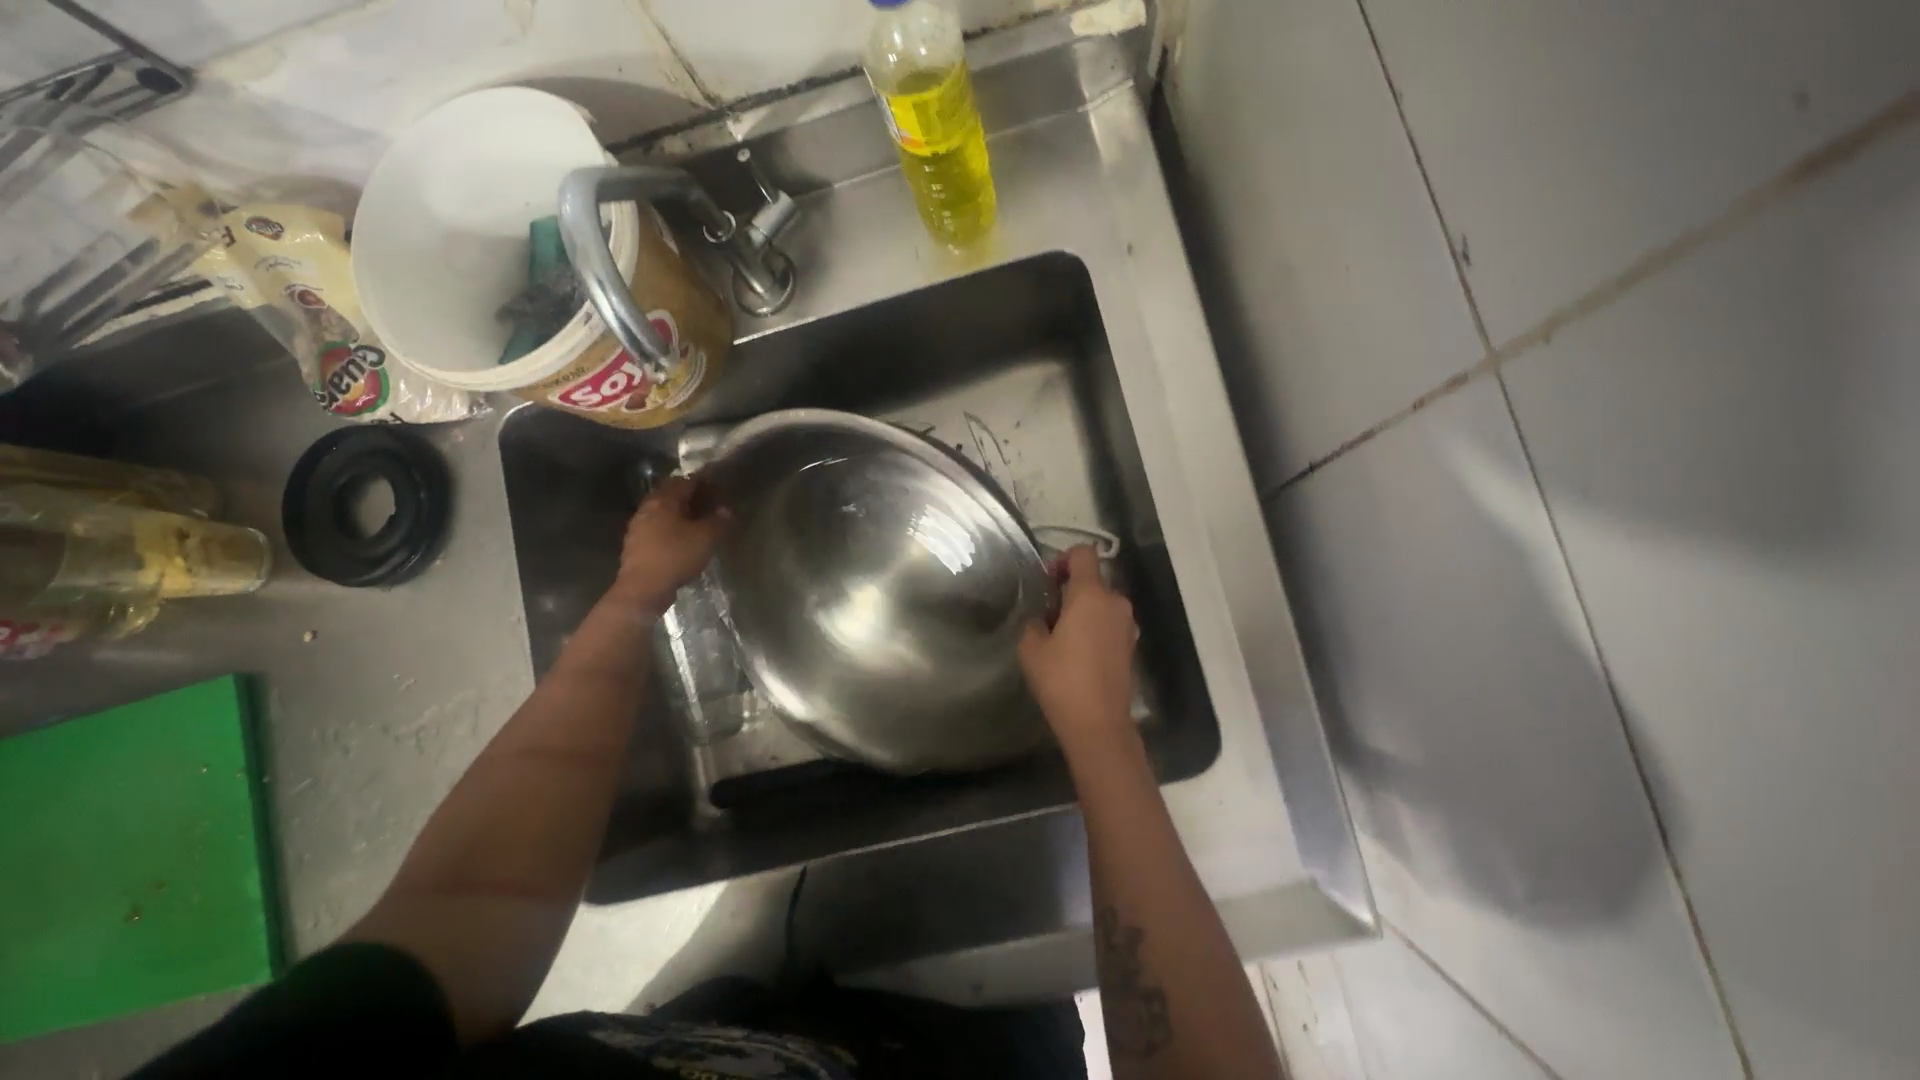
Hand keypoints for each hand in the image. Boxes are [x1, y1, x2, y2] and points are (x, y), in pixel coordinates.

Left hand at [603, 475, 728, 616]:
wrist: (643, 588)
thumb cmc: (676, 556)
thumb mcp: (706, 538)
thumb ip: (717, 521)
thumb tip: (725, 510)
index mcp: (664, 500)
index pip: (685, 482)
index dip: (703, 484)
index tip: (717, 491)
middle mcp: (648, 508)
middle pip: (670, 495)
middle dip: (689, 498)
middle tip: (707, 507)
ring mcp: (638, 526)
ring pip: (661, 513)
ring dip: (678, 515)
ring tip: (696, 525)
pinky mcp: (635, 545)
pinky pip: (655, 529)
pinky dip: (669, 530)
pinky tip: (680, 542)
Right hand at [1018, 545, 1136, 747]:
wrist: (1098, 722)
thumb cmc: (1061, 680)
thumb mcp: (1031, 648)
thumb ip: (1035, 623)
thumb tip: (1044, 620)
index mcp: (1091, 595)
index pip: (1083, 554)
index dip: (1063, 559)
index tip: (1048, 581)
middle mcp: (1115, 603)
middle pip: (1093, 580)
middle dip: (1070, 590)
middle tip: (1048, 616)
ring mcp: (1127, 625)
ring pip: (1102, 603)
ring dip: (1083, 610)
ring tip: (1062, 638)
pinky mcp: (1131, 645)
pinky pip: (1110, 623)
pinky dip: (1095, 627)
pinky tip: (1078, 653)